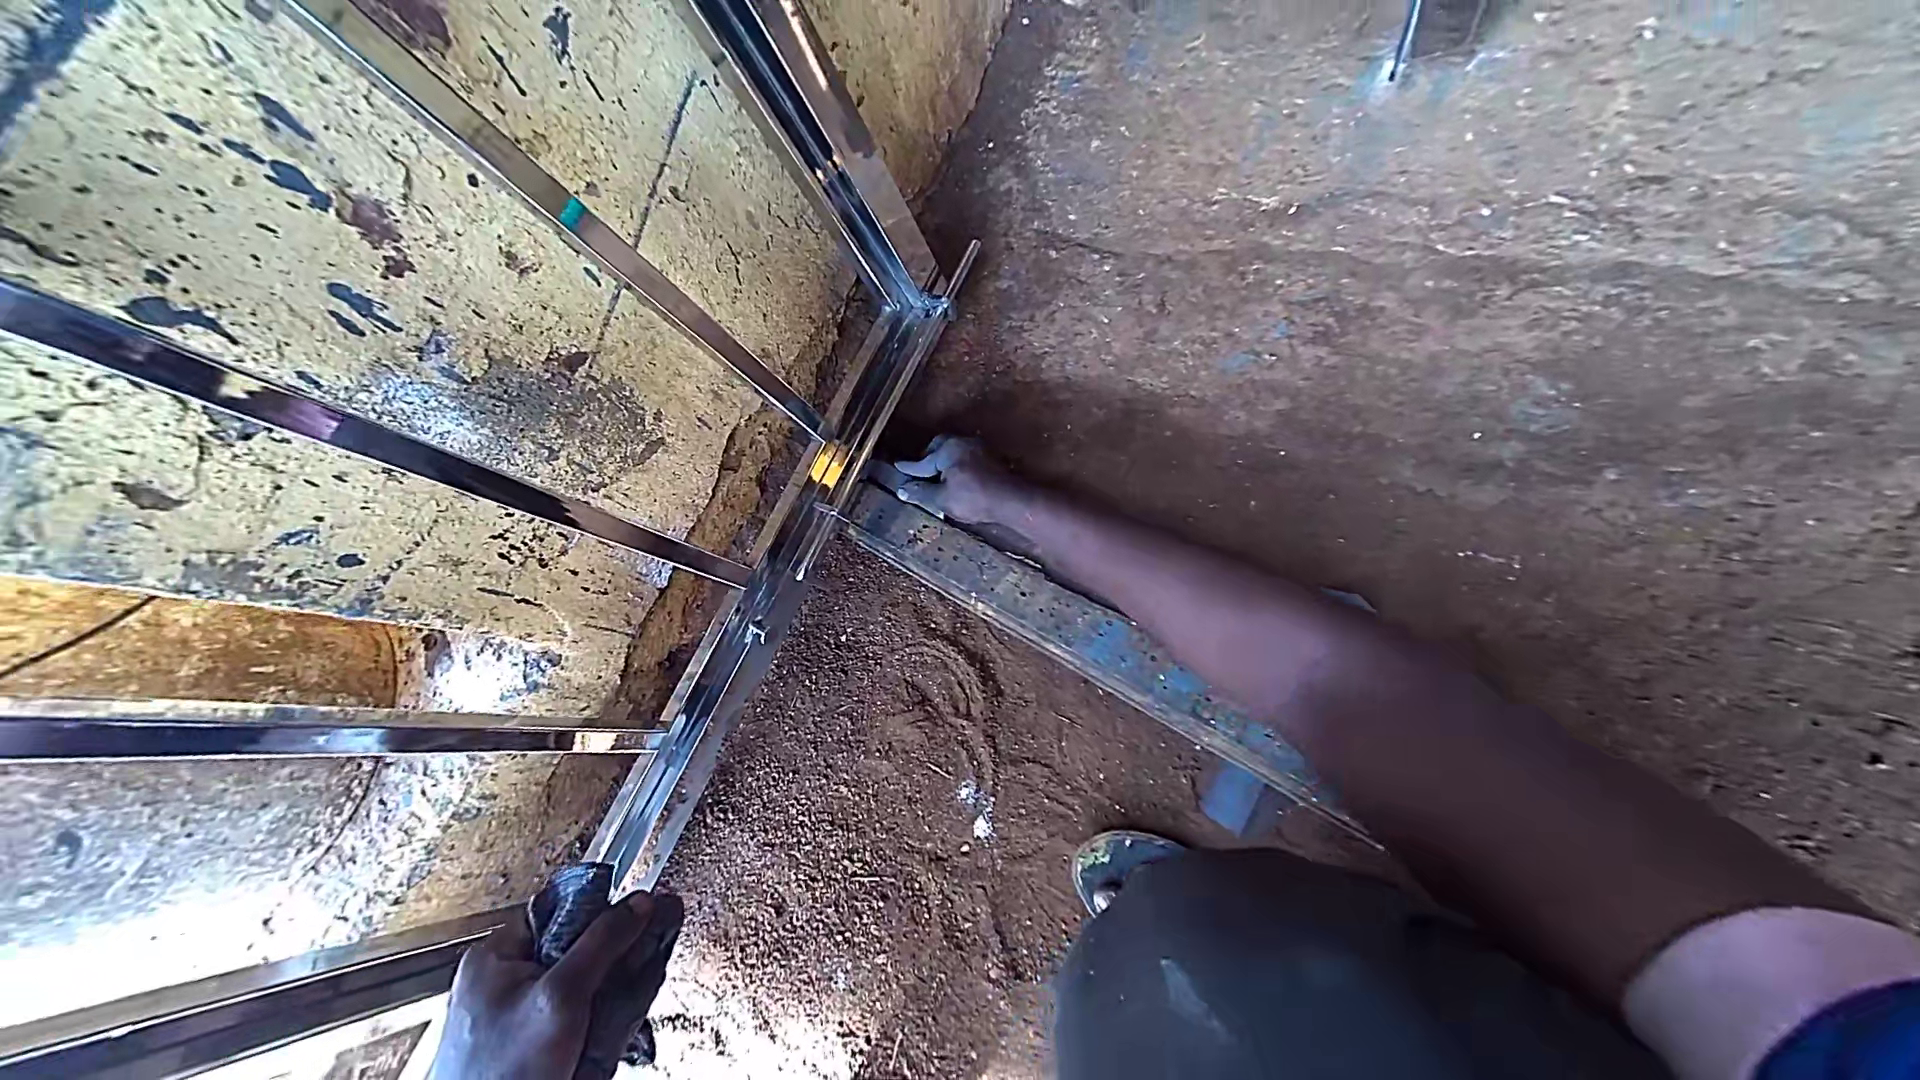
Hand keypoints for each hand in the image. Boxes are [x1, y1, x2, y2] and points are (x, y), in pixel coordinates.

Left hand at [428, 892, 666, 1079]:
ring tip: (620, 1003)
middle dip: (609, 955)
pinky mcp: (527, 1043)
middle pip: (575, 942)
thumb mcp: (562, 996)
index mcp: (495, 957)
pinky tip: (605, 1031)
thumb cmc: (499, 1079)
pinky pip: (573, 1010)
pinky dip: (595, 1015)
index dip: (599, 909)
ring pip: (578, 979)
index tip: (632, 916)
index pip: (561, 905)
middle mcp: (501, 980)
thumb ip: (603, 942)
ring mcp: (513, 1014)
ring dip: (606, 988)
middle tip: (633, 964)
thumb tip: (639, 903)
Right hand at [892, 435, 1024, 524]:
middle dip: (928, 458)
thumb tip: (903, 489)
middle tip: (920, 471)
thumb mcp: (941, 499)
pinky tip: (957, 480)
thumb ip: (920, 492)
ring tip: (938, 476)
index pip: (923, 461)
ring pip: (955, 452)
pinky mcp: (992, 460)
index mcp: (948, 449)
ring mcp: (980, 450)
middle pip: (939, 447)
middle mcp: (964, 443)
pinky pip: (967, 459)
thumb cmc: (975, 499)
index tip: (898, 466)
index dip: (910, 468)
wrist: (1011, 502)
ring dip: (945, 463)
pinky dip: (958, 467)